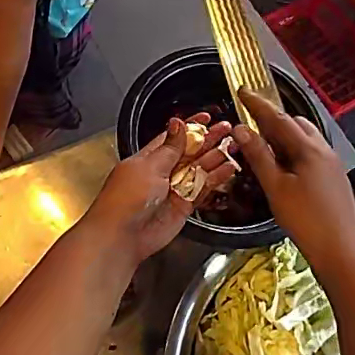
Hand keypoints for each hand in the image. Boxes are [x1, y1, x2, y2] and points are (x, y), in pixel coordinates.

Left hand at [76, 114, 236, 264]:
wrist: (122, 236)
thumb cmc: (124, 200)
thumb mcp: (149, 166)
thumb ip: (170, 147)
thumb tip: (178, 124)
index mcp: (149, 157)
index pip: (173, 136)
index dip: (190, 126)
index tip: (206, 117)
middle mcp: (162, 172)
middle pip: (190, 151)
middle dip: (208, 140)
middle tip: (226, 129)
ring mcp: (173, 189)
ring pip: (199, 169)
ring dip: (215, 157)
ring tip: (232, 145)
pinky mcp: (183, 206)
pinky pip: (203, 189)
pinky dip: (216, 179)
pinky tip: (228, 169)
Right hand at [232, 89, 354, 264]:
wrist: (340, 248)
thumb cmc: (305, 219)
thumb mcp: (275, 187)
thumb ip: (258, 156)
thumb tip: (241, 130)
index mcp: (308, 149)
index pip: (279, 118)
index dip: (258, 104)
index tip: (243, 91)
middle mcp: (323, 150)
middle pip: (295, 123)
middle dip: (273, 120)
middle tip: (251, 126)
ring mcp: (331, 163)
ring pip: (305, 137)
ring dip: (285, 136)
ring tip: (265, 149)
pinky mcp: (334, 176)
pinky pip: (311, 152)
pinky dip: (295, 150)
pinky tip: (284, 167)